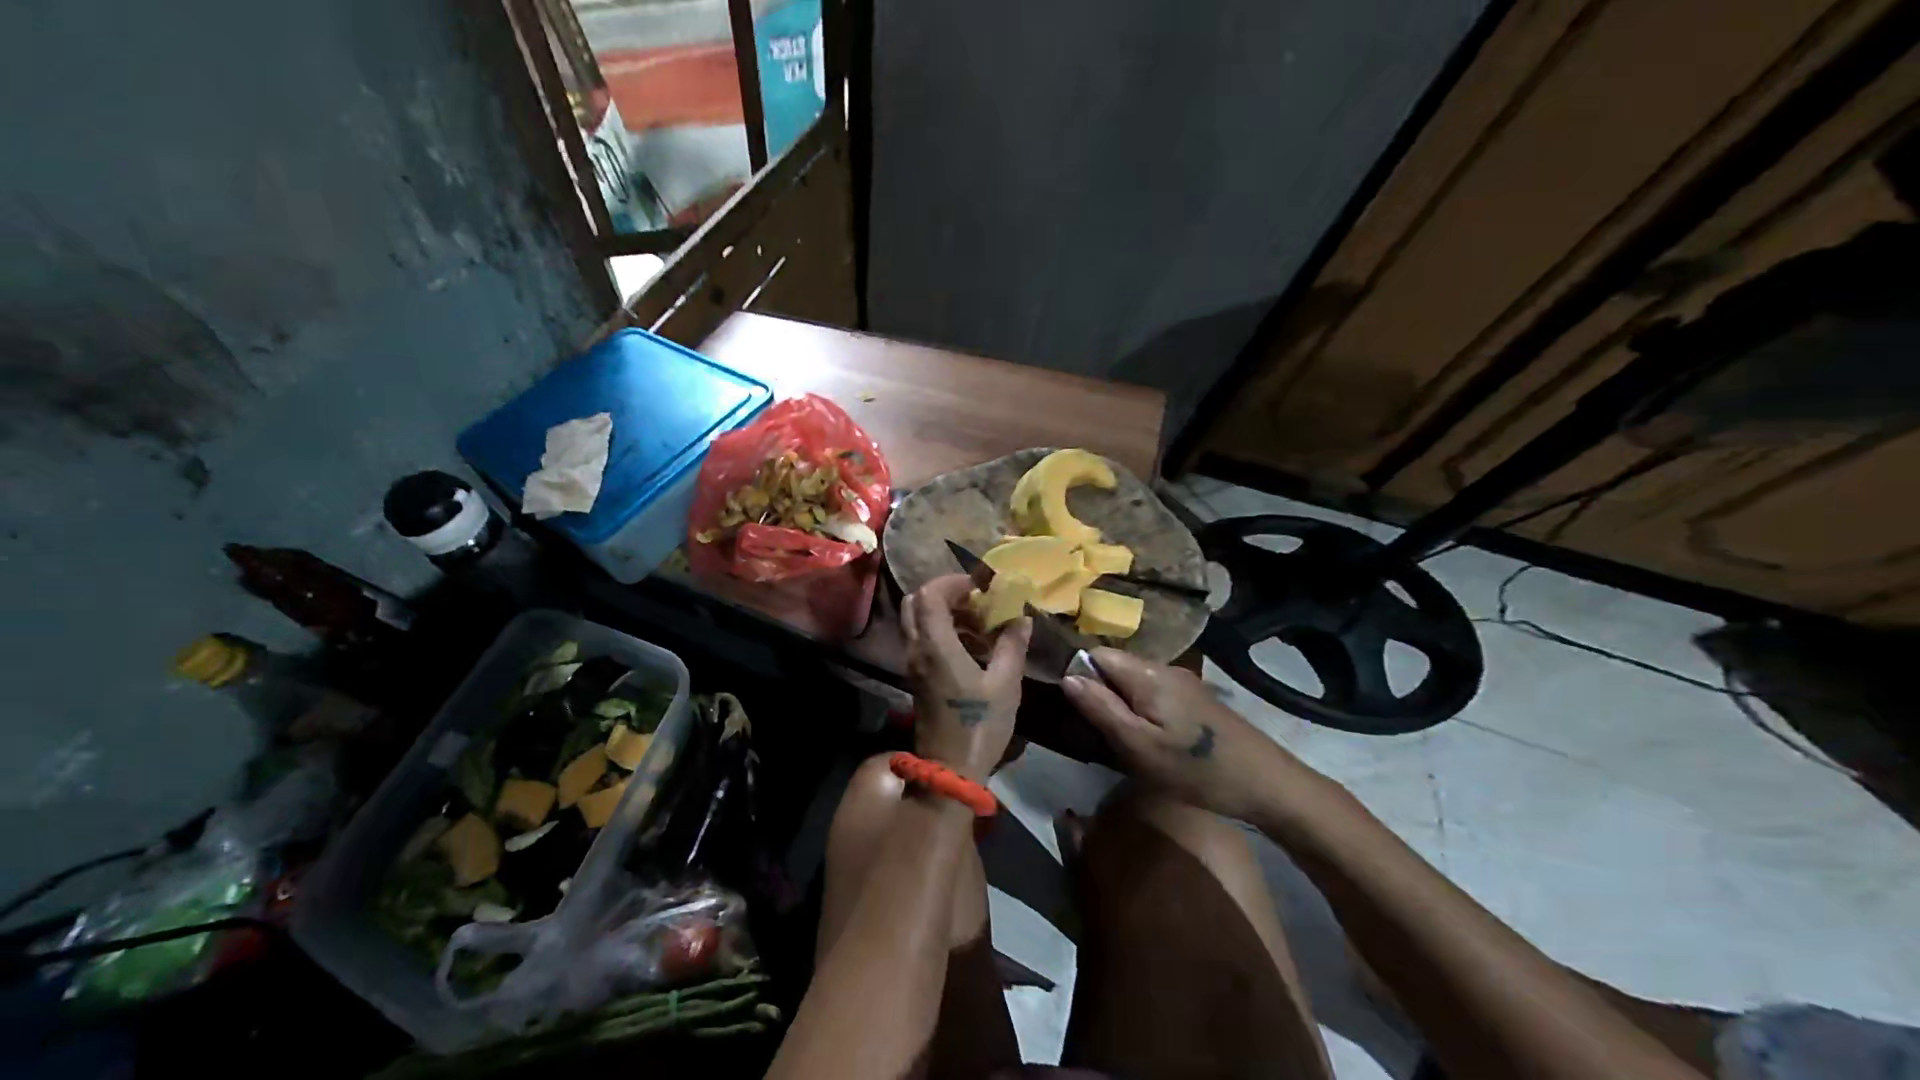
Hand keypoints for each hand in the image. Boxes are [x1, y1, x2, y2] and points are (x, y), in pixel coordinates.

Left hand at [902, 575, 1031, 780]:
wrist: (950, 769)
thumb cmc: (980, 724)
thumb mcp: (1005, 684)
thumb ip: (1011, 645)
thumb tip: (1021, 617)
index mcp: (935, 646)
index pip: (930, 595)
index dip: (953, 582)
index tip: (981, 587)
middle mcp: (916, 649)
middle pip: (916, 602)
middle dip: (945, 593)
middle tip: (976, 600)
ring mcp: (913, 664)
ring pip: (917, 620)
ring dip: (944, 612)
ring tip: (979, 622)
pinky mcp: (916, 676)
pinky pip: (921, 638)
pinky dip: (942, 630)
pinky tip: (972, 645)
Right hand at [1063, 648, 1308, 821]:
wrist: (1265, 783)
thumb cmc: (1195, 769)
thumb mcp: (1138, 745)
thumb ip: (1101, 708)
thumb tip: (1067, 676)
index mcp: (1147, 674)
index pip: (1097, 654)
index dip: (1078, 673)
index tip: (1070, 707)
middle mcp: (1164, 668)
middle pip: (1115, 666)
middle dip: (1098, 690)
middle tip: (1092, 729)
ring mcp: (1183, 682)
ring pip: (1134, 681)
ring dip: (1120, 703)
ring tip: (1116, 737)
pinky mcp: (1195, 699)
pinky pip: (1153, 693)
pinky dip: (1141, 709)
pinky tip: (1146, 738)